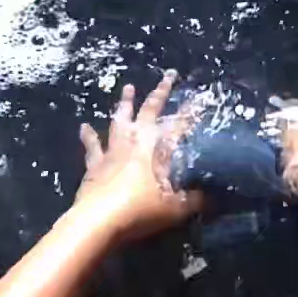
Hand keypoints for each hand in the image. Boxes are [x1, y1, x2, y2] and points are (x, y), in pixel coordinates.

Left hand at [76, 71, 200, 240]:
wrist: (98, 221)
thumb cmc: (140, 209)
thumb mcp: (175, 209)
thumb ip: (195, 200)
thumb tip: (214, 198)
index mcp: (157, 149)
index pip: (180, 125)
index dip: (191, 112)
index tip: (200, 98)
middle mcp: (136, 142)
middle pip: (150, 111)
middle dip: (161, 92)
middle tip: (168, 75)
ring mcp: (113, 150)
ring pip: (120, 120)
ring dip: (126, 103)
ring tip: (129, 87)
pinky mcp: (95, 164)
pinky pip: (92, 146)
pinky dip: (89, 136)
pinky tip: (83, 127)